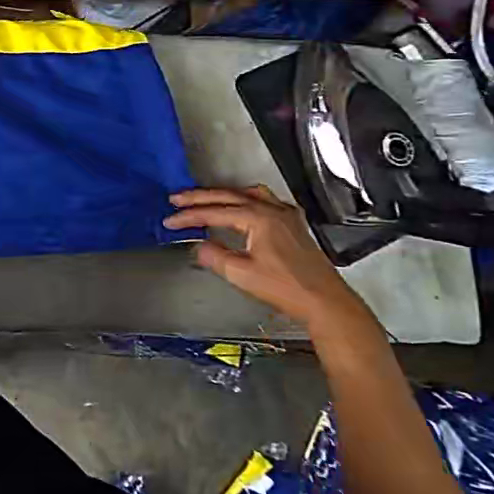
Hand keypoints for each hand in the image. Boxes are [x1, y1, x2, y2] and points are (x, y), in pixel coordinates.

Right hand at [164, 186, 375, 339]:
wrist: (323, 299)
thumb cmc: (285, 288)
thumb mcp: (243, 275)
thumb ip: (217, 257)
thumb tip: (198, 246)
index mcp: (257, 217)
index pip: (215, 212)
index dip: (190, 216)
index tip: (170, 220)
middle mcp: (271, 208)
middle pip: (229, 196)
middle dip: (200, 198)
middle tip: (176, 199)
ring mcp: (284, 213)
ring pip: (247, 193)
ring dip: (223, 195)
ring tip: (204, 199)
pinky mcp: (292, 223)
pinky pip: (264, 200)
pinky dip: (245, 199)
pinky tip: (241, 207)